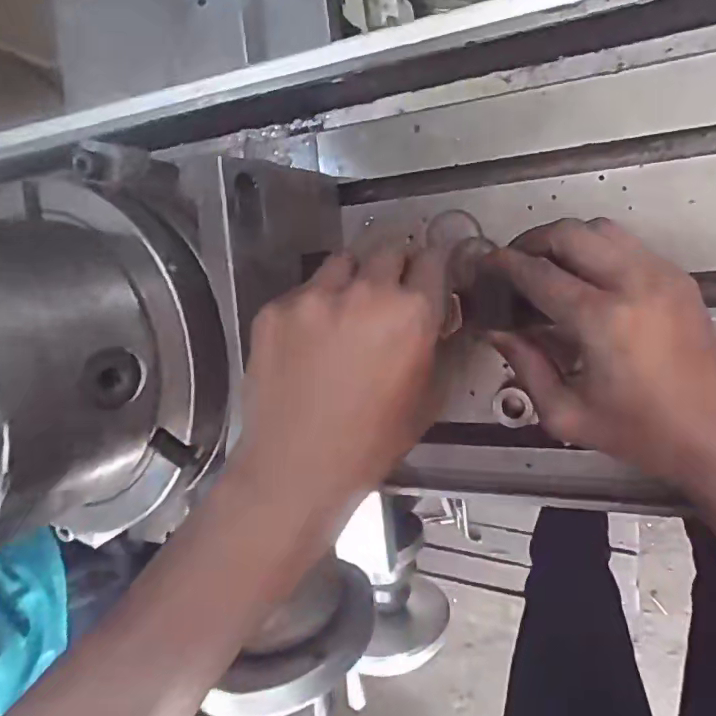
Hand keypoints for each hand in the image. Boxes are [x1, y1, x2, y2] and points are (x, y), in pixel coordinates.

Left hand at [227, 234, 452, 517]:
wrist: (296, 467)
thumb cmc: (372, 441)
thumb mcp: (429, 397)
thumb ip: (439, 345)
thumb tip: (439, 318)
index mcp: (411, 312)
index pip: (434, 258)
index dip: (437, 262)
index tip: (434, 269)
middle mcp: (365, 291)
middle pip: (390, 248)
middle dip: (399, 262)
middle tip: (395, 287)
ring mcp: (314, 296)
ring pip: (345, 260)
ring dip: (356, 275)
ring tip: (351, 304)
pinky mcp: (276, 308)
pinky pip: (305, 289)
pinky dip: (316, 302)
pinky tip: (312, 336)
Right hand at [483, 218, 715, 493]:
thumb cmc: (641, 434)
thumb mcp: (568, 415)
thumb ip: (526, 367)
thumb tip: (498, 330)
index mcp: (603, 320)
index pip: (540, 273)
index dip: (506, 265)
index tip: (486, 263)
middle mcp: (634, 283)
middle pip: (570, 233)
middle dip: (533, 241)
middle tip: (514, 263)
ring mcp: (662, 274)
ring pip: (601, 228)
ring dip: (567, 239)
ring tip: (547, 265)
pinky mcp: (679, 278)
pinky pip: (628, 244)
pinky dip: (598, 248)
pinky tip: (586, 278)